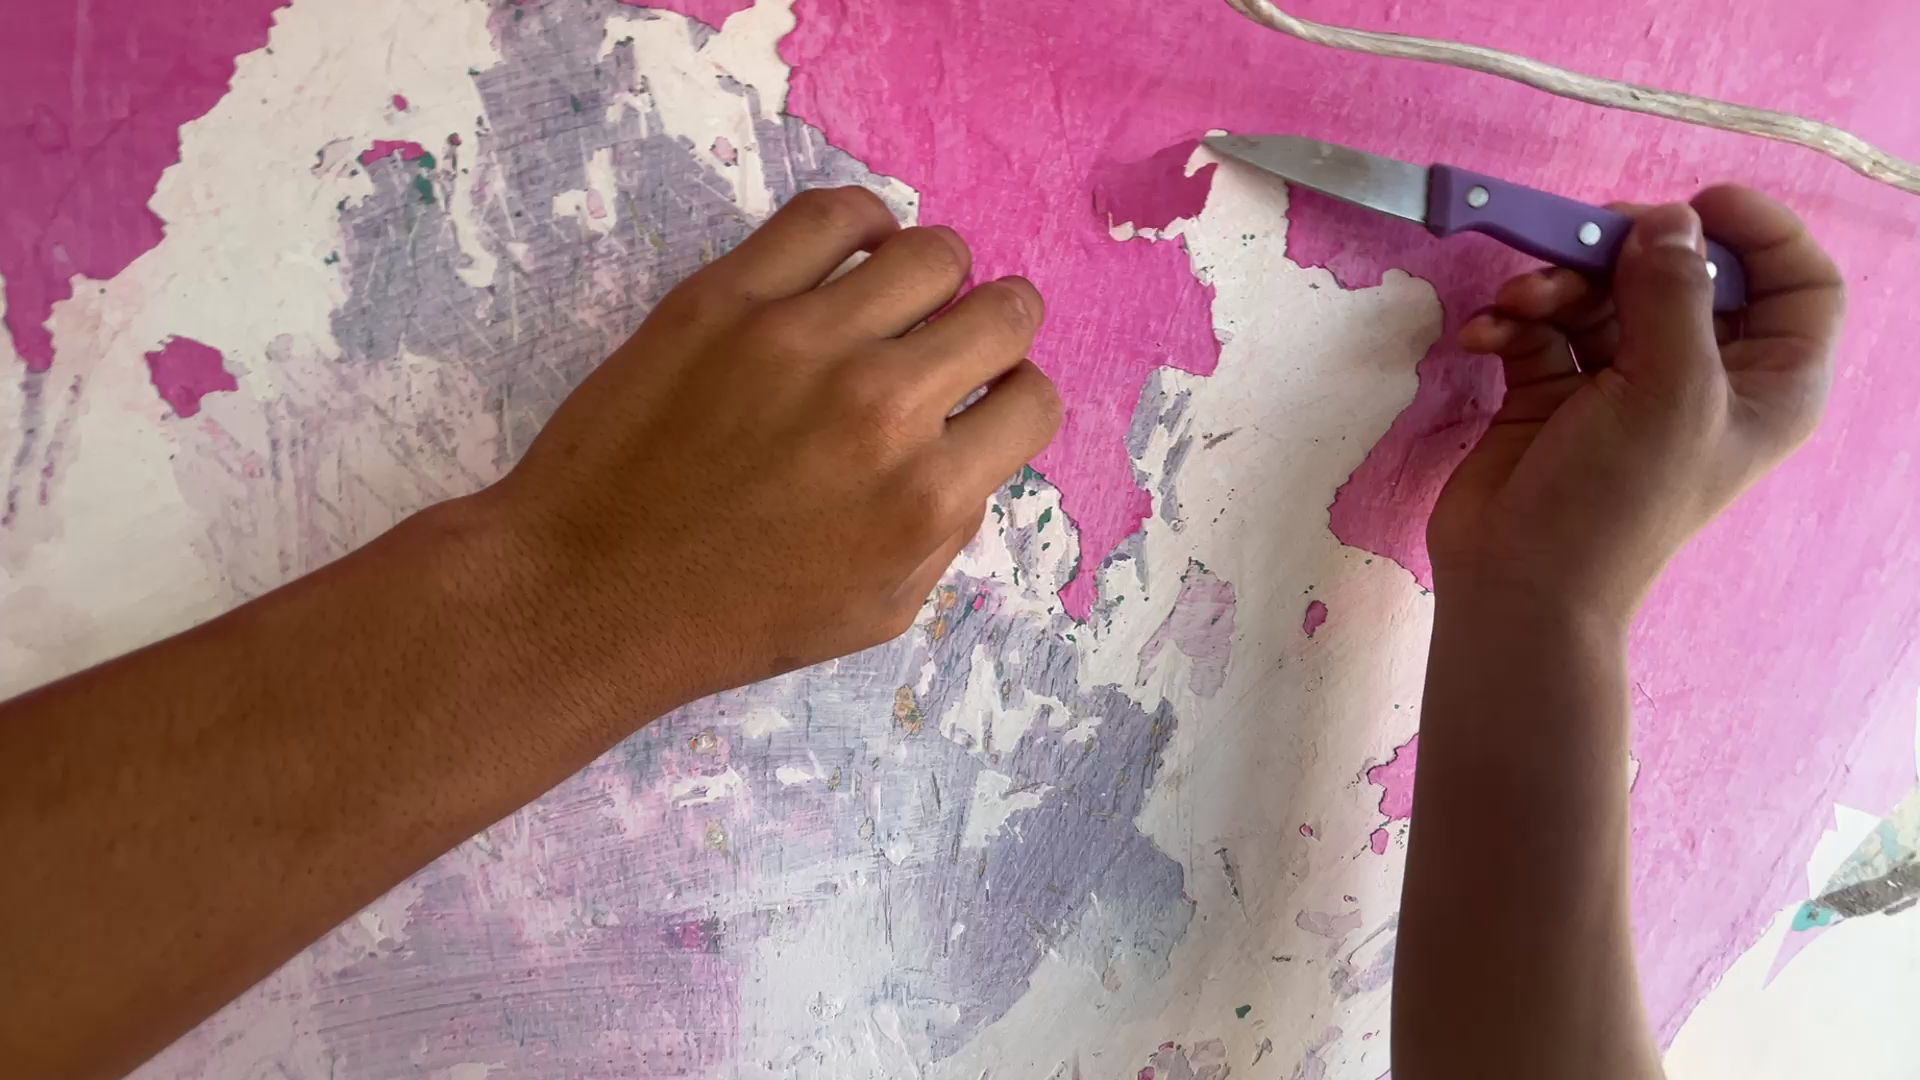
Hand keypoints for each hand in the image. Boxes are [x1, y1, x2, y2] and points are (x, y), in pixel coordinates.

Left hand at [465, 186, 1060, 714]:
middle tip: (963, 348)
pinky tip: (856, 257)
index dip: (1020, 405)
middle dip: (1002, 331)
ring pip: (932, 252)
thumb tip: (971, 454)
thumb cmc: (743, 620)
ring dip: (940, 280)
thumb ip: (950, 529)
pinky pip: (832, 214)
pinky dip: (865, 227)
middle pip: (1004, 313)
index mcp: (928, 496)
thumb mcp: (883, 612)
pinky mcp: (728, 296)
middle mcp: (884, 405)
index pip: (1034, 402)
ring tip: (903, 308)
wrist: (593, 592)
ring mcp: (804, 339)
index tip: (989, 408)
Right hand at [1429, 185, 1844, 623]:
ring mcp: (1610, 389)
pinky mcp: (1542, 400)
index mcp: (1761, 381)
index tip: (1695, 202)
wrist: (1517, 574)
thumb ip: (1670, 297)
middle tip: (1571, 241)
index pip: (1792, 284)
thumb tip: (1665, 221)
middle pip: (1671, 283)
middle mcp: (1690, 377)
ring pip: (1591, 307)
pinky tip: (1480, 336)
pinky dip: (1507, 329)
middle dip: (1618, 260)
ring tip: (1513, 302)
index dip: (1757, 233)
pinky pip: (1533, 341)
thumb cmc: (1615, 496)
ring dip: (1549, 293)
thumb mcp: (1666, 391)